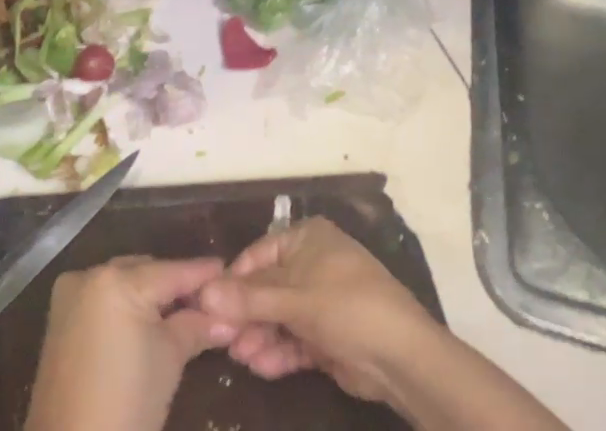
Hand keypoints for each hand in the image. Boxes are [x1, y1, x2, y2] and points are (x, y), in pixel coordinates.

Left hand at [25, 256, 237, 430]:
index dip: (203, 273)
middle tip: (208, 301)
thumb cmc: (129, 400)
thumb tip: (225, 320)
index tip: (228, 272)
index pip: (172, 271)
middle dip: (176, 285)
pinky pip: (103, 298)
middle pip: (146, 271)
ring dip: (151, 294)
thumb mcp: (170, 359)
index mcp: (116, 281)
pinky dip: (126, 305)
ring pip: (123, 282)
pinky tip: (150, 321)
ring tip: (184, 312)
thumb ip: (197, 327)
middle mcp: (89, 276)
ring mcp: (70, 295)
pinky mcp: (60, 316)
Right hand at [197, 217, 438, 406]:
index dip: (233, 282)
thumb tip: (202, 294)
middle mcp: (312, 264)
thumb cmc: (347, 307)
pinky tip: (261, 367)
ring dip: (259, 337)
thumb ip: (247, 299)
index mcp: (307, 239)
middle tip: (221, 338)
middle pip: (266, 289)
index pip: (257, 255)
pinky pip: (294, 340)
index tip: (208, 306)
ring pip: (278, 317)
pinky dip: (278, 352)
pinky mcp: (327, 336)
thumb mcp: (294, 299)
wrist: (403, 357)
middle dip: (245, 316)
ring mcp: (321, 302)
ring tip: (239, 357)